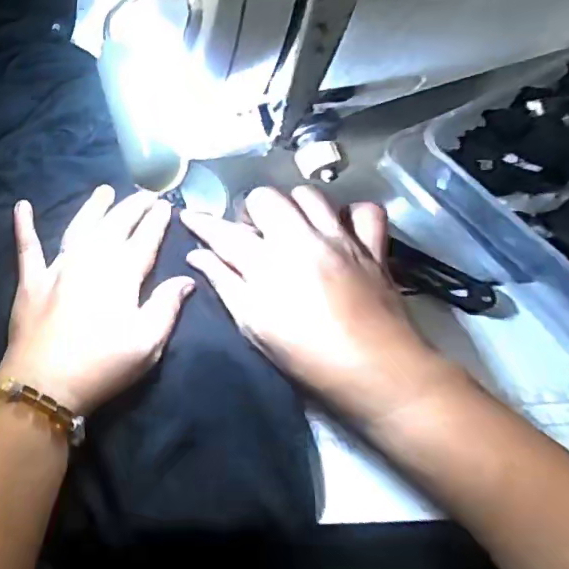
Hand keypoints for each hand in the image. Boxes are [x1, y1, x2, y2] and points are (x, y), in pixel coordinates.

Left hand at [1, 186, 195, 415]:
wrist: (44, 384)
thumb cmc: (102, 365)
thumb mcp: (147, 343)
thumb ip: (166, 306)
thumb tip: (186, 278)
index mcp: (122, 273)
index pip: (145, 239)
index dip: (156, 221)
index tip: (166, 205)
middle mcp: (91, 259)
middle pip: (115, 225)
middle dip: (132, 207)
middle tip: (145, 194)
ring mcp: (58, 267)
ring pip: (79, 227)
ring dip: (93, 208)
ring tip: (105, 191)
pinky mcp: (32, 280)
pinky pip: (28, 247)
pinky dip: (24, 226)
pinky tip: (22, 206)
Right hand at [181, 187, 467, 425]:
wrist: (378, 374)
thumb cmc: (308, 359)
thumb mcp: (255, 327)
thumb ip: (225, 284)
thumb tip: (198, 256)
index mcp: (268, 263)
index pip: (225, 232)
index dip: (202, 223)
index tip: (189, 217)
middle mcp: (302, 240)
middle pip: (266, 198)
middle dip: (252, 210)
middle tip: (253, 234)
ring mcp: (341, 239)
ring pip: (310, 195)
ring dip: (294, 205)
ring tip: (292, 227)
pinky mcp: (372, 247)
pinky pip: (365, 211)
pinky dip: (351, 214)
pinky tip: (340, 228)